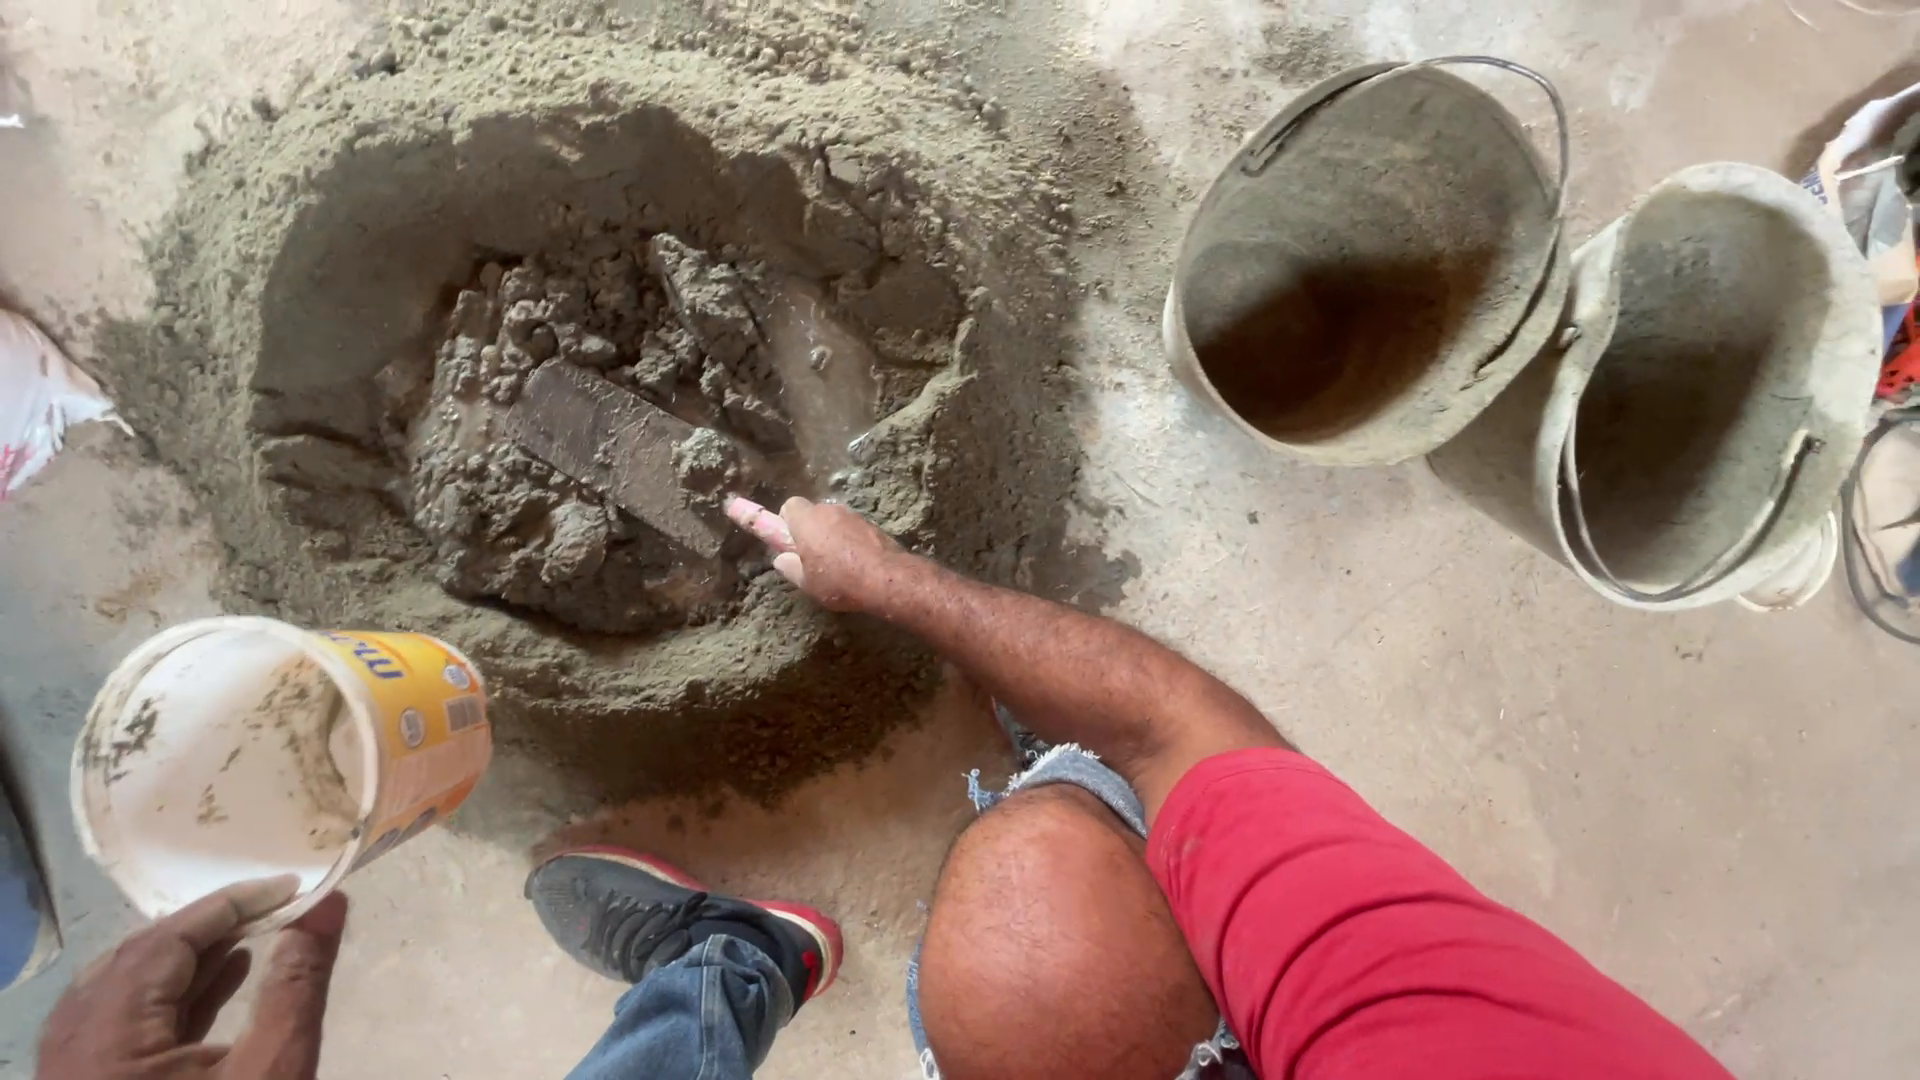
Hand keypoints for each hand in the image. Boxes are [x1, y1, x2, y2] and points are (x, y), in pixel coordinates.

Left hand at [38, 879, 348, 1078]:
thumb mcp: (276, 1063)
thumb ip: (300, 977)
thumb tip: (330, 903)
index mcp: (103, 1049)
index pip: (162, 946)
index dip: (228, 905)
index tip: (291, 886)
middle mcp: (69, 1061)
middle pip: (129, 964)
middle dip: (205, 925)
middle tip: (272, 906)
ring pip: (122, 993)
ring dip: (190, 955)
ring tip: (256, 930)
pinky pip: (125, 1025)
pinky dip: (178, 990)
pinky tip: (229, 973)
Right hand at [724, 495, 907, 611]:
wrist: (887, 579)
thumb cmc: (839, 581)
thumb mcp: (806, 582)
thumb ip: (790, 567)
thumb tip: (782, 560)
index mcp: (807, 520)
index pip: (789, 506)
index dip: (786, 521)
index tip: (789, 540)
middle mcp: (830, 511)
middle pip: (813, 513)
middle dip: (810, 530)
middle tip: (811, 557)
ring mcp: (854, 516)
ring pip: (835, 521)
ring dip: (832, 536)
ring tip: (837, 565)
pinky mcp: (873, 526)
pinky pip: (853, 530)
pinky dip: (851, 542)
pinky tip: (856, 564)